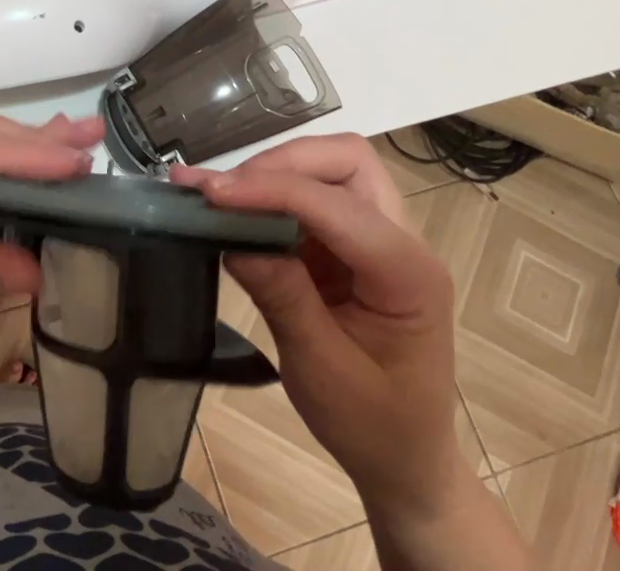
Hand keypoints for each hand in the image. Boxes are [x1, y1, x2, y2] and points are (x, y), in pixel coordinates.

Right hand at [174, 135, 461, 512]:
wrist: (405, 457)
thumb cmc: (373, 424)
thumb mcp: (322, 370)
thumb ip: (283, 298)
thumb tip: (231, 240)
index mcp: (408, 275)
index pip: (338, 207)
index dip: (272, 191)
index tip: (211, 194)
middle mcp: (401, 242)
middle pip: (347, 162)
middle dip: (280, 163)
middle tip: (220, 190)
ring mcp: (378, 240)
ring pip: (330, 170)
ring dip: (272, 173)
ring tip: (212, 192)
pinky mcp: (350, 247)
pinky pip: (312, 200)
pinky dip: (269, 197)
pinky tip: (229, 208)